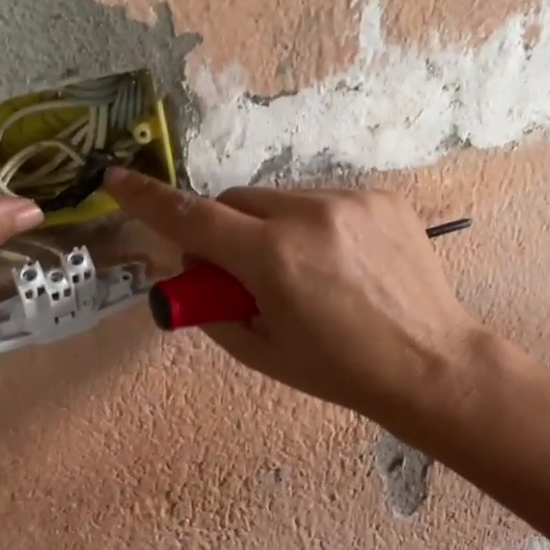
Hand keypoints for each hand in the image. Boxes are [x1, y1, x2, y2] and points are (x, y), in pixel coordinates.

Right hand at [105, 169, 487, 421]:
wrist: (432, 364)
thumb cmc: (340, 370)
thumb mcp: (261, 352)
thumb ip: (211, 306)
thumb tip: (194, 270)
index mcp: (273, 258)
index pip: (192, 218)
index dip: (148, 200)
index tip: (117, 179)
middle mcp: (307, 215)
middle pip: (234, 202)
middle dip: (224, 231)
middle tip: (241, 273)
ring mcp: (349, 201)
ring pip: (278, 199)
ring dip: (271, 228)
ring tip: (304, 273)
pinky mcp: (380, 197)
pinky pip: (321, 201)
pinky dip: (312, 225)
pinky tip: (339, 263)